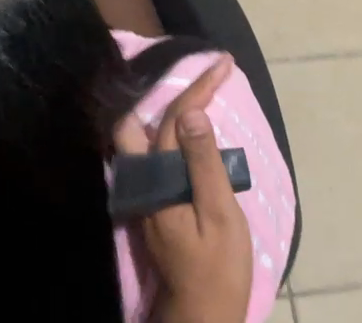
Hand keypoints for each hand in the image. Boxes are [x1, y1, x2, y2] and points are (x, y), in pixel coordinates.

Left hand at [114, 56, 253, 322]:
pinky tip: (185, 131)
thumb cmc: (217, 266)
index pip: (176, 117)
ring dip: (163, 111)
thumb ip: (204, 162)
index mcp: (158, 179)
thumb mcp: (219, 214)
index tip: (224, 63)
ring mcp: (142, 194)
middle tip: (201, 75)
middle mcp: (141, 181)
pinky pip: (150, 155)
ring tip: (196, 94)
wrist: (201, 315)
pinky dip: (166, 133)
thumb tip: (194, 113)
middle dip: (165, 90)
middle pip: (137, 122)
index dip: (200, 86)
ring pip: (139, 138)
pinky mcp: (150, 204)